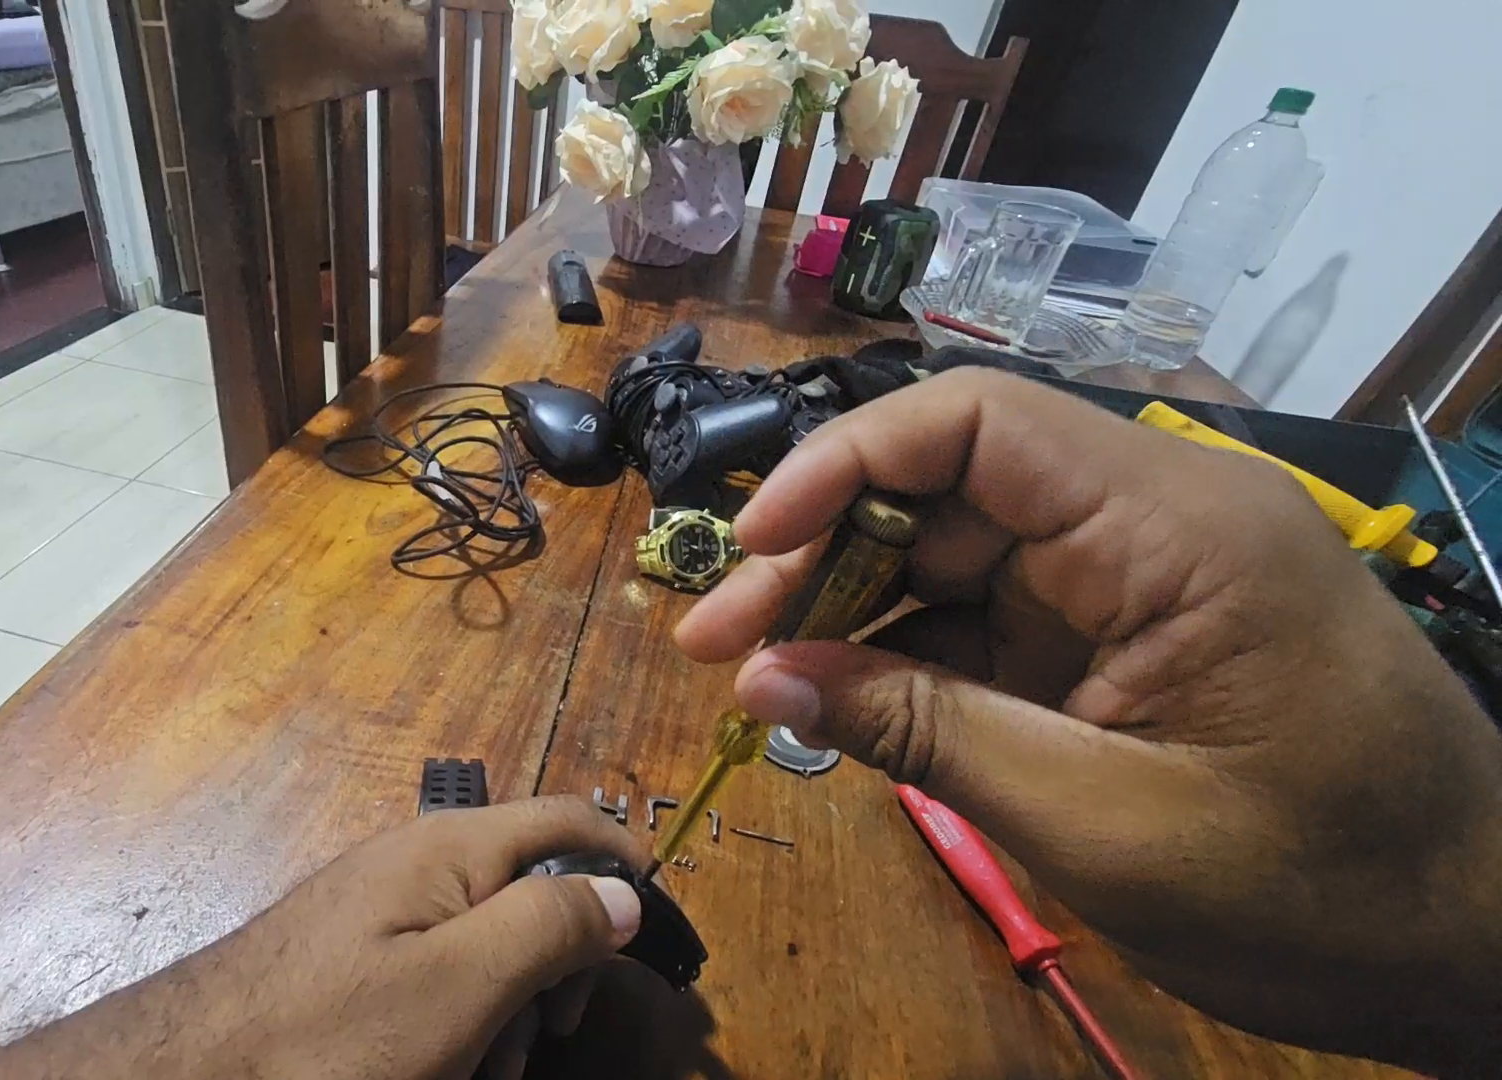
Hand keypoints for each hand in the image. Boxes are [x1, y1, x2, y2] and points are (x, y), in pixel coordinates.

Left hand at [0, 797, 643, 1079]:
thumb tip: (624, 892)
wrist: (184, 1073)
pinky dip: (470, 1008)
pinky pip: (447, 961)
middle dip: (564, 948)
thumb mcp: (456, 987)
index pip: (568, 818)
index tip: (657, 929)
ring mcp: (394, 901)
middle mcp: (428, 857)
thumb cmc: (328, 1035)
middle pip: (534, 876)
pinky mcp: (368, 945)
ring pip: (494, 929)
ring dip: (516, 994)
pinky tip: (452, 1060)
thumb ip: (546, 925)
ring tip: (496, 1062)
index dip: (623, 859)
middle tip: (558, 1027)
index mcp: (456, 846)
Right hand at [676, 371, 1501, 1075]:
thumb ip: (919, 733)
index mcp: (1163, 525)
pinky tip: (821, 692)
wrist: (1479, 956)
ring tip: (747, 670)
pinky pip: (948, 613)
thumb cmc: (1323, 892)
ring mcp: (1094, 573)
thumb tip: (759, 684)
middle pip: (923, 492)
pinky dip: (877, 651)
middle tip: (713, 636)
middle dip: (808, 558)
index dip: (842, 461)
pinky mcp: (1074, 625)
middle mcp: (1122, 518)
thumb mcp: (1099, 820)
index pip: (973, 422)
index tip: (754, 537)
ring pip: (921, 552)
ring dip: (828, 607)